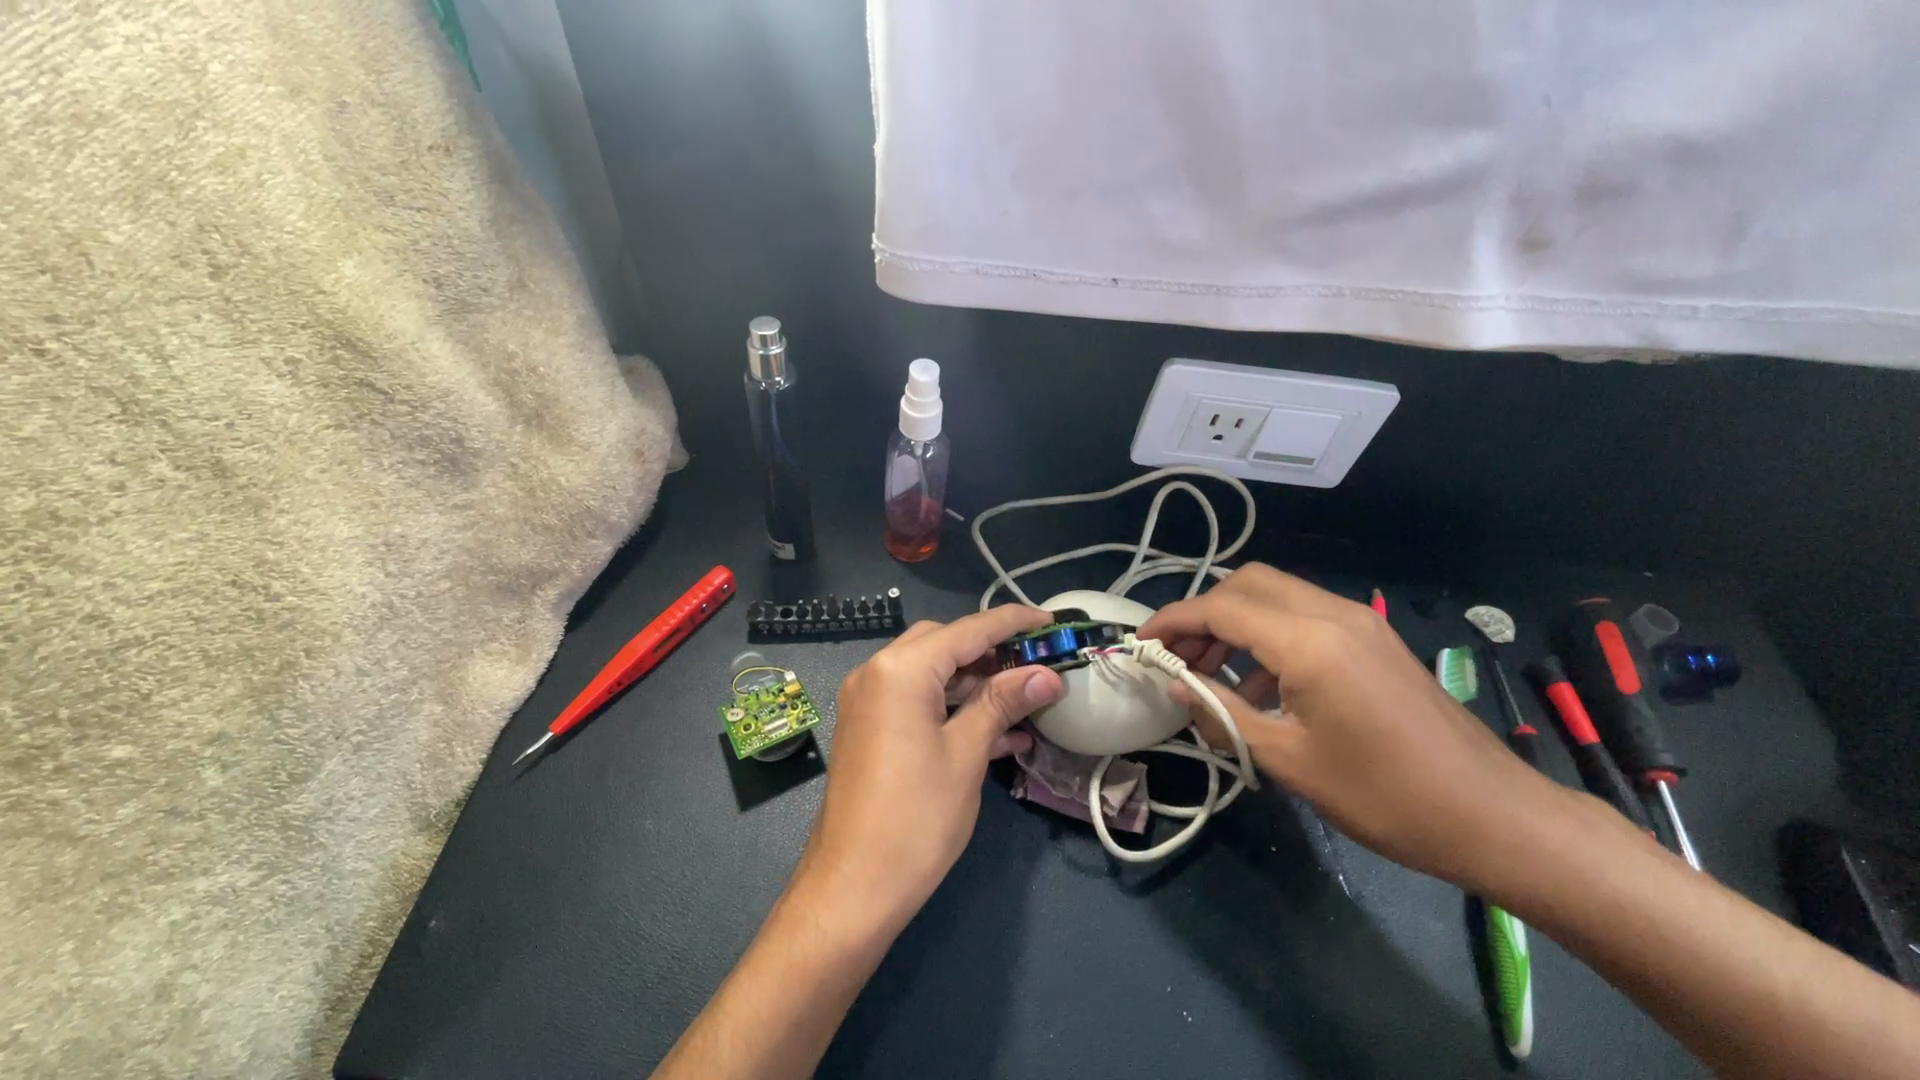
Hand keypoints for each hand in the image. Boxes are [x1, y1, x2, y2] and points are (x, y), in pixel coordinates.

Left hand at [797, 606, 1064, 925]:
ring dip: (975, 684)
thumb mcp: (967, 754)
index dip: (1013, 622)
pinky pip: (915, 702)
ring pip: (930, 673)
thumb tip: (1046, 674)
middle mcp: (876, 673)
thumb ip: (1003, 703)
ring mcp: (867, 702)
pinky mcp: (868, 729)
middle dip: (991, 652)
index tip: (1051, 620)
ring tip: (1026, 702)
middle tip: (1036, 666)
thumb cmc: (916, 818)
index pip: (968, 630)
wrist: (854, 886)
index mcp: (900, 670)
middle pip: (944, 644)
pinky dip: (952, 708)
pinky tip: (998, 732)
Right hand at [1138, 564, 1564, 890]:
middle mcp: (1335, 615)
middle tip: (1178, 660)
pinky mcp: (1375, 641)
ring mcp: (1361, 624)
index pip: (1222, 608)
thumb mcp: (1289, 760)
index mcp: (1310, 642)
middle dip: (1204, 613)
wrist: (1490, 814)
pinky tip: (1261, 689)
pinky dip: (1270, 638)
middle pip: (1250, 584)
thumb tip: (1174, 686)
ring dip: (1236, 624)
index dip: (1173, 621)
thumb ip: (1222, 714)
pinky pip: (1307, 619)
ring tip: (1210, 677)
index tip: (1141, 645)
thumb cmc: (1383, 796)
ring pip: (1279, 597)